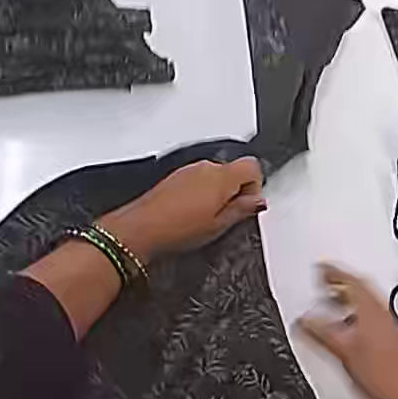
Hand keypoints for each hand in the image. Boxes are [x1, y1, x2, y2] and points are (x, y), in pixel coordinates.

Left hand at [97, 158, 264, 261]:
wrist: (139, 230)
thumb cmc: (175, 229)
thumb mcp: (219, 226)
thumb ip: (243, 209)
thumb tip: (258, 201)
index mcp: (222, 176)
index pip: (253, 167)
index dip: (255, 187)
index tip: (248, 204)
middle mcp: (205, 167)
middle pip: (234, 171)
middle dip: (236, 192)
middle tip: (227, 217)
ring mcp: (188, 171)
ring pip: (215, 176)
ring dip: (217, 194)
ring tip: (206, 219)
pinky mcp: (175, 177)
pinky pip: (198, 180)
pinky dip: (200, 194)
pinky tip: (192, 215)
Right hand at [297, 264, 397, 398]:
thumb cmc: (381, 375)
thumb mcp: (341, 351)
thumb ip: (321, 331)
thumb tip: (304, 320)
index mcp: (370, 309)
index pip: (350, 280)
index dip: (333, 272)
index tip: (321, 267)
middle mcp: (382, 312)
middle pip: (361, 286)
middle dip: (342, 279)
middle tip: (327, 276)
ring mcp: (388, 323)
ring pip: (368, 298)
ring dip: (351, 292)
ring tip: (336, 293)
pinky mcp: (391, 334)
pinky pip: (373, 310)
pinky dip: (360, 307)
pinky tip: (352, 317)